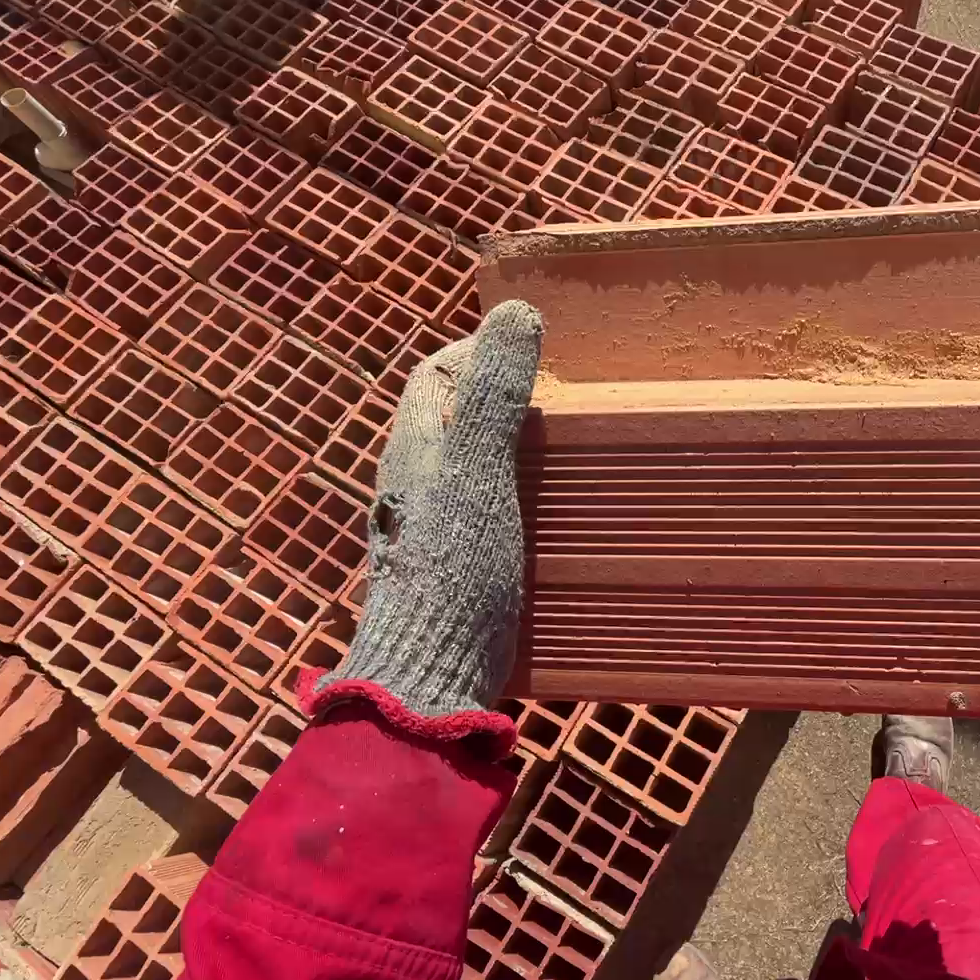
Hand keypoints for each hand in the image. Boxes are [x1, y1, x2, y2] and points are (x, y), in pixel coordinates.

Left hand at [325, 300, 543, 717]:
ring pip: (471, 459)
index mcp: (414, 444)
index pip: (436, 372)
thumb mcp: (480, 469)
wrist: (432, 667)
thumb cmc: (454, 564)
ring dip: (513, 444)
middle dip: (504, 398)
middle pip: (456, 414)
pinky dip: (515, 488)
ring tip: (564, 450)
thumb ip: (495, 393)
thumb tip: (515, 311)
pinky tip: (549, 506)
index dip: (479, 351)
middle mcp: (416, 476)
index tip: (535, 357)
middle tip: (562, 404)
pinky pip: (484, 500)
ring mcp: (432, 519)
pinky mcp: (452, 555)